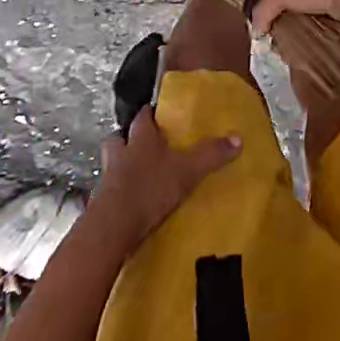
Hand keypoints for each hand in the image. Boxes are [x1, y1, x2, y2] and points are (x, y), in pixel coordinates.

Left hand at [90, 109, 240, 246]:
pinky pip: (110, 190)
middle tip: (144, 142)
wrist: (111, 229)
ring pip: (112, 163)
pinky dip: (120, 192)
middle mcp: (121, 154)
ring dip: (122, 165)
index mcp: (141, 139)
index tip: (159, 111)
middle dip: (129, 138)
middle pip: (119, 138)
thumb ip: (212, 154)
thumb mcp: (189, 170)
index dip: (150, 113)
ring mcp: (107, 180)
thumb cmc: (150, 189)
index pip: (143, 117)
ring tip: (138, 172)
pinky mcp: (101, 204)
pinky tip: (133, 200)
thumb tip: (239, 138)